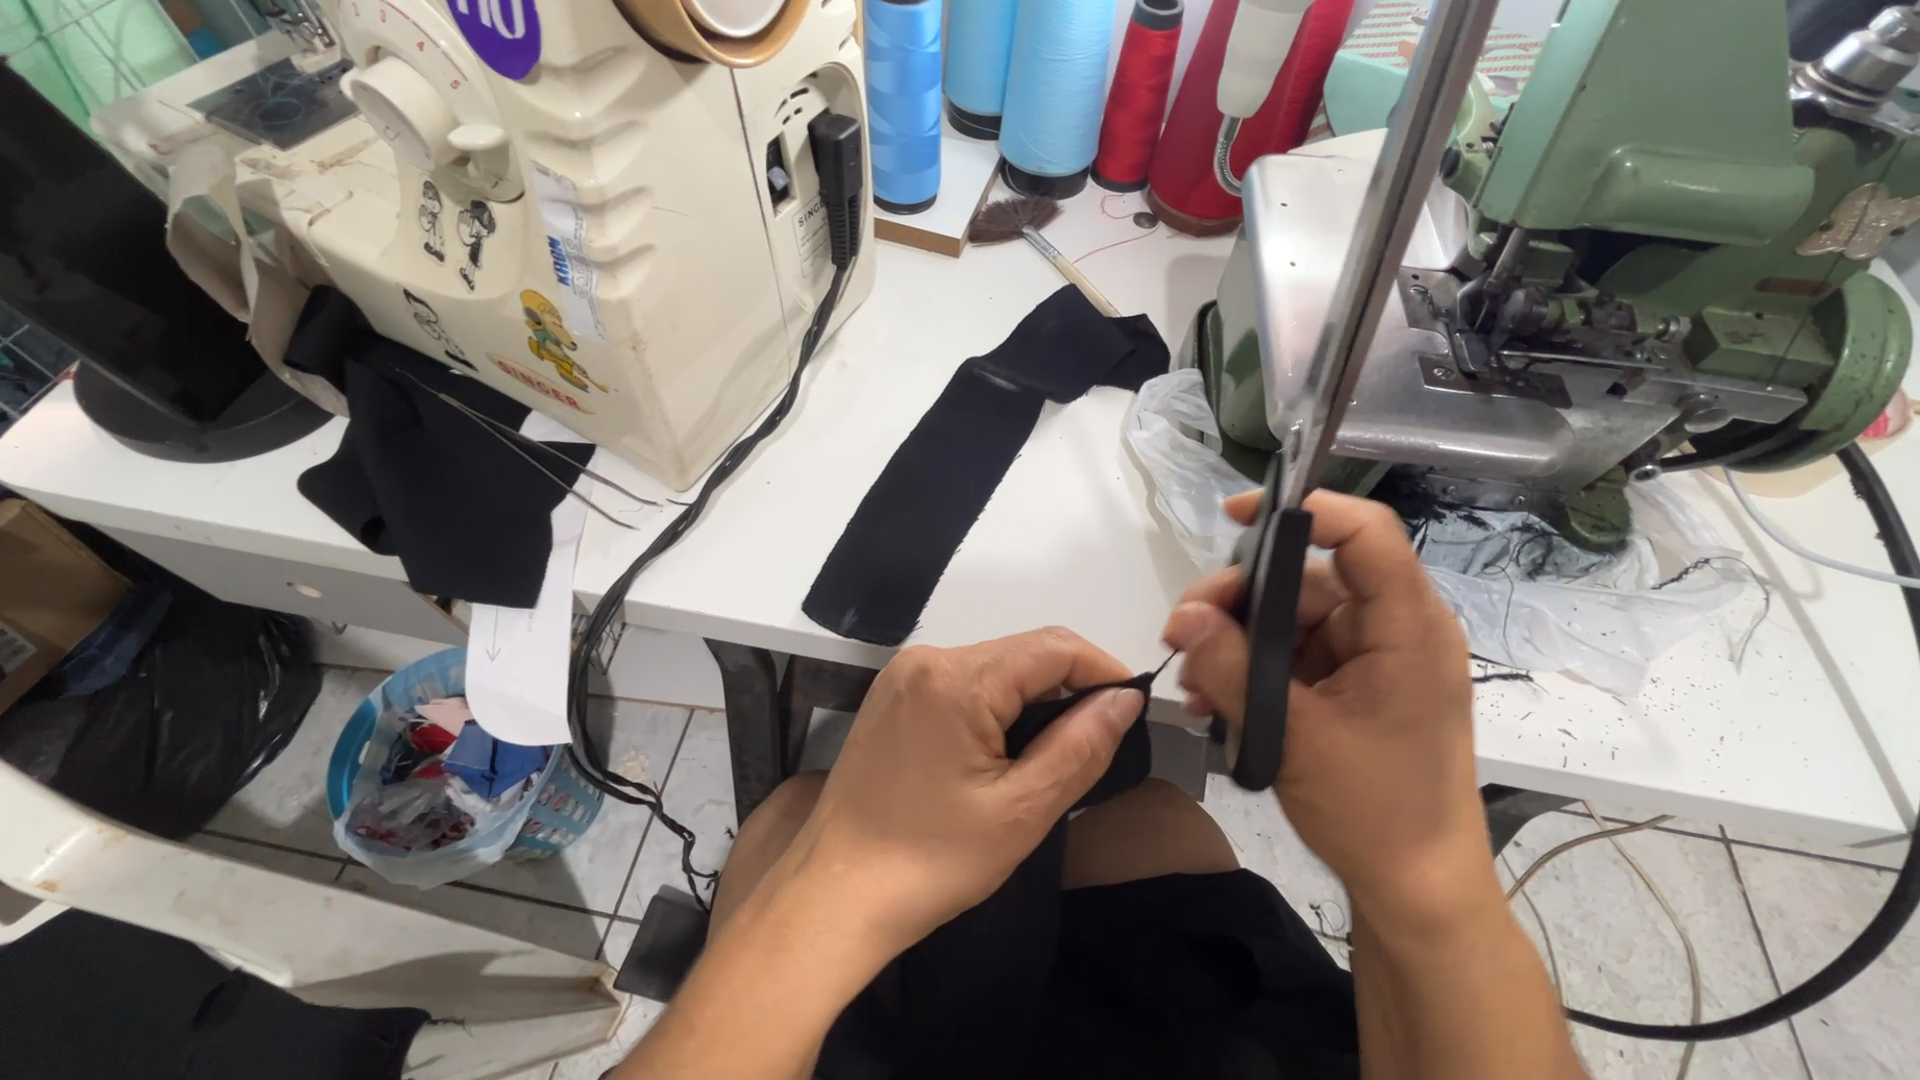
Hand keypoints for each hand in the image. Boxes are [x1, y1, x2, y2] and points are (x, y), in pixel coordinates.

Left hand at [779, 628, 1142, 955]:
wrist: (836, 895)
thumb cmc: (931, 861)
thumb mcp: (1022, 809)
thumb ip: (1081, 745)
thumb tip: (1125, 699)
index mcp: (956, 679)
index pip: (1053, 647)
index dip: (1103, 670)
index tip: (1134, 708)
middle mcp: (926, 661)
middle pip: (1022, 653)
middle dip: (1069, 687)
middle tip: (1098, 741)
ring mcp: (903, 678)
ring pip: (994, 667)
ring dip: (1034, 699)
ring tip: (1056, 752)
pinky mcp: (892, 699)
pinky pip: (963, 683)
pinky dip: (997, 706)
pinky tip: (1006, 750)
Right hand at [1161, 491, 1488, 924]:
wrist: (1412, 887)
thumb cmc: (1375, 810)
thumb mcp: (1295, 735)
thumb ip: (1234, 668)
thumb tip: (1183, 616)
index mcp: (1407, 629)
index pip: (1366, 535)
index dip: (1305, 511)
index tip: (1233, 517)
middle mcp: (1389, 631)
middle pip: (1307, 577)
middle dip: (1238, 597)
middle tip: (1181, 630)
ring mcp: (1366, 659)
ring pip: (1288, 617)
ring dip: (1234, 639)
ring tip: (1190, 675)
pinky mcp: (1344, 686)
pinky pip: (1288, 655)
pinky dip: (1246, 667)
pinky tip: (1209, 695)